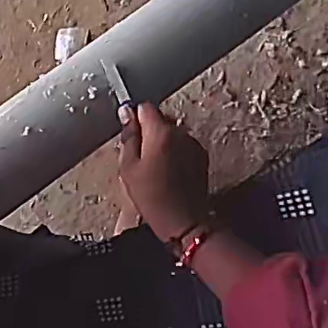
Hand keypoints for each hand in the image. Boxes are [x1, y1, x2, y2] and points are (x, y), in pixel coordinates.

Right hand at [116, 102, 209, 243]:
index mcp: (160, 133)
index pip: (145, 107)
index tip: (129, 132)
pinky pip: (183, 144)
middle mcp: (180, 133)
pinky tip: (168, 171)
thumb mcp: (128, 167)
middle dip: (149, 130)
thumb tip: (126, 113)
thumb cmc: (152, 196)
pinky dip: (175, 151)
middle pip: (161, 118)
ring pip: (172, 131)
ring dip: (162, 141)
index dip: (134, 117)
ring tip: (154, 165)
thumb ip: (128, 136)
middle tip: (139, 155)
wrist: (182, 219)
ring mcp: (193, 144)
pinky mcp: (201, 155)